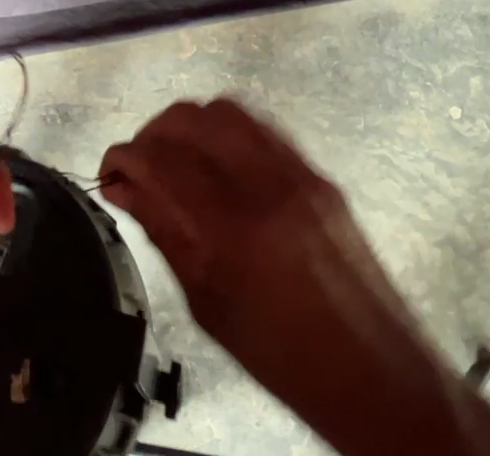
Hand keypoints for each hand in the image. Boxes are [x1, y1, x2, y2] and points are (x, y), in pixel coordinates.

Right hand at [100, 99, 489, 455]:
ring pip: (227, 111)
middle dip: (150, 134)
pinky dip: (225, 133)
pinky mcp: (320, 178)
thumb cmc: (290, 361)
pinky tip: (215, 164)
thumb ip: (164, 233)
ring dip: (188, 127)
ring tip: (173, 160)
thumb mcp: (208, 304)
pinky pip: (261, 129)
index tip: (109, 174)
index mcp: (235, 231)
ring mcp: (301, 177)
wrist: (380, 378)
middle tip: (137, 167)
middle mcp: (270, 189)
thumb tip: (125, 191)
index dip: (121, 158)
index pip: (160, 160)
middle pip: (191, 119)